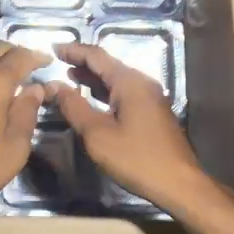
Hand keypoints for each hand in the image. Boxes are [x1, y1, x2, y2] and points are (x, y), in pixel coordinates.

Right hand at [47, 43, 207, 211]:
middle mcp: (142, 82)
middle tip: (59, 62)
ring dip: (94, 78)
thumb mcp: (97, 134)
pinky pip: (125, 92)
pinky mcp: (154, 112)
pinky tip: (95, 100)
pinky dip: (106, 91)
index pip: (96, 56)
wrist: (180, 185)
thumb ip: (74, 107)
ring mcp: (151, 97)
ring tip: (71, 77)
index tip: (53, 48)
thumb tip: (53, 85)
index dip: (73, 50)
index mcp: (129, 81)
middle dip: (83, 63)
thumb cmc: (136, 157)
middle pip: (108, 65)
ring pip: (117, 79)